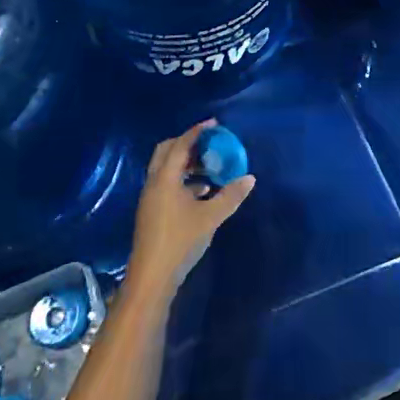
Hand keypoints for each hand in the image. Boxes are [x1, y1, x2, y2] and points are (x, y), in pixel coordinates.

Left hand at [125, 120, 256, 299]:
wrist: (152, 276)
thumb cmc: (180, 241)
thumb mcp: (210, 217)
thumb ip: (230, 196)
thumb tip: (249, 178)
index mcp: (165, 178)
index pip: (180, 145)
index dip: (197, 132)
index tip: (214, 124)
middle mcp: (153, 182)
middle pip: (167, 152)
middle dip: (187, 144)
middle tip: (209, 143)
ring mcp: (150, 197)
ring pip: (166, 169)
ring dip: (185, 164)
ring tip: (210, 167)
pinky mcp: (152, 211)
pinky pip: (167, 184)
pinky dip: (183, 180)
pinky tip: (202, 192)